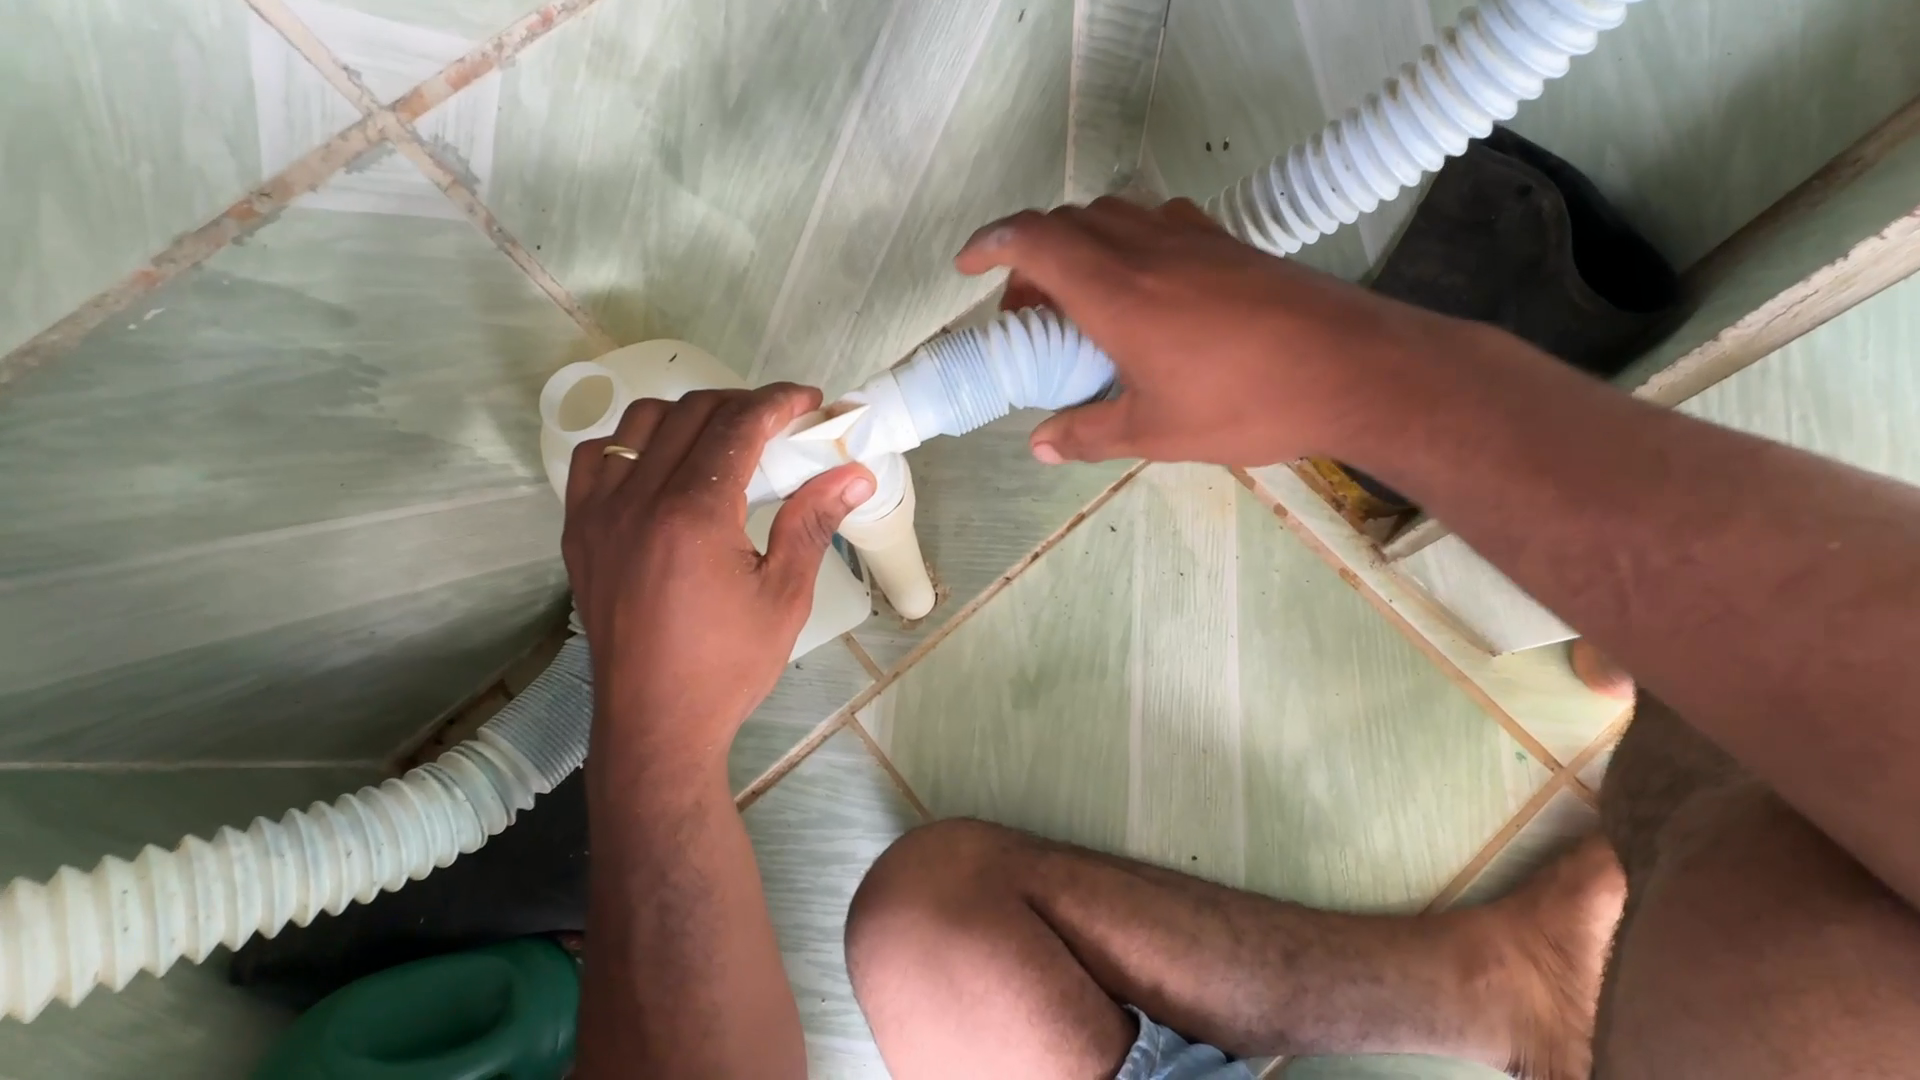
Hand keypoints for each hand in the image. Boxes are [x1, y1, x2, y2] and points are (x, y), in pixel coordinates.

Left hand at [561, 384, 873, 769]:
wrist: (656, 723)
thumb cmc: (728, 667)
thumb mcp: (784, 596)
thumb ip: (813, 523)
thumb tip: (854, 473)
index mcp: (694, 516)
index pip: (738, 427)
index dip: (778, 402)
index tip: (810, 401)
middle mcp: (638, 501)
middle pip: (691, 414)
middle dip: (742, 403)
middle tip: (779, 422)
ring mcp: (599, 514)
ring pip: (639, 425)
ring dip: (688, 415)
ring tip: (724, 437)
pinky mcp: (580, 533)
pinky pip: (596, 459)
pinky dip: (633, 444)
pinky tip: (662, 465)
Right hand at [957, 196, 1473, 467]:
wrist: (1352, 369)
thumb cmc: (1244, 404)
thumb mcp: (1154, 432)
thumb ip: (1087, 433)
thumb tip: (1039, 445)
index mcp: (1115, 291)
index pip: (1034, 238)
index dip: (989, 242)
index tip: (965, 265)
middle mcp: (1146, 248)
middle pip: (1066, 224)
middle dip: (1031, 260)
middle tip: (1029, 315)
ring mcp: (1191, 237)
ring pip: (1111, 217)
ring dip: (1079, 249)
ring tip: (1082, 305)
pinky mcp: (1227, 242)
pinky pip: (1155, 223)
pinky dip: (1126, 244)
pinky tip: (1144, 291)